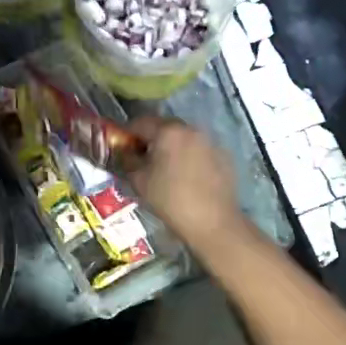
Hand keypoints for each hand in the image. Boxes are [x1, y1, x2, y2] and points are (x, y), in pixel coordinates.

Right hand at [127, 118, 246, 248]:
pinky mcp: (223, 155)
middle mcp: (191, 129)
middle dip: (151, 139)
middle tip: (143, 159)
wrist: (212, 222)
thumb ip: (127, 159)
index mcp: (168, 131)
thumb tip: (124, 151)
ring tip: (166, 169)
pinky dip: (189, 156)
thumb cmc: (170, 200)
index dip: (127, 134)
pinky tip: (188, 177)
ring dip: (172, 147)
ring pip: (183, 138)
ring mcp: (210, 141)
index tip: (123, 149)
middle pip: (164, 127)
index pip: (140, 122)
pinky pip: (199, 149)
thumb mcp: (139, 181)